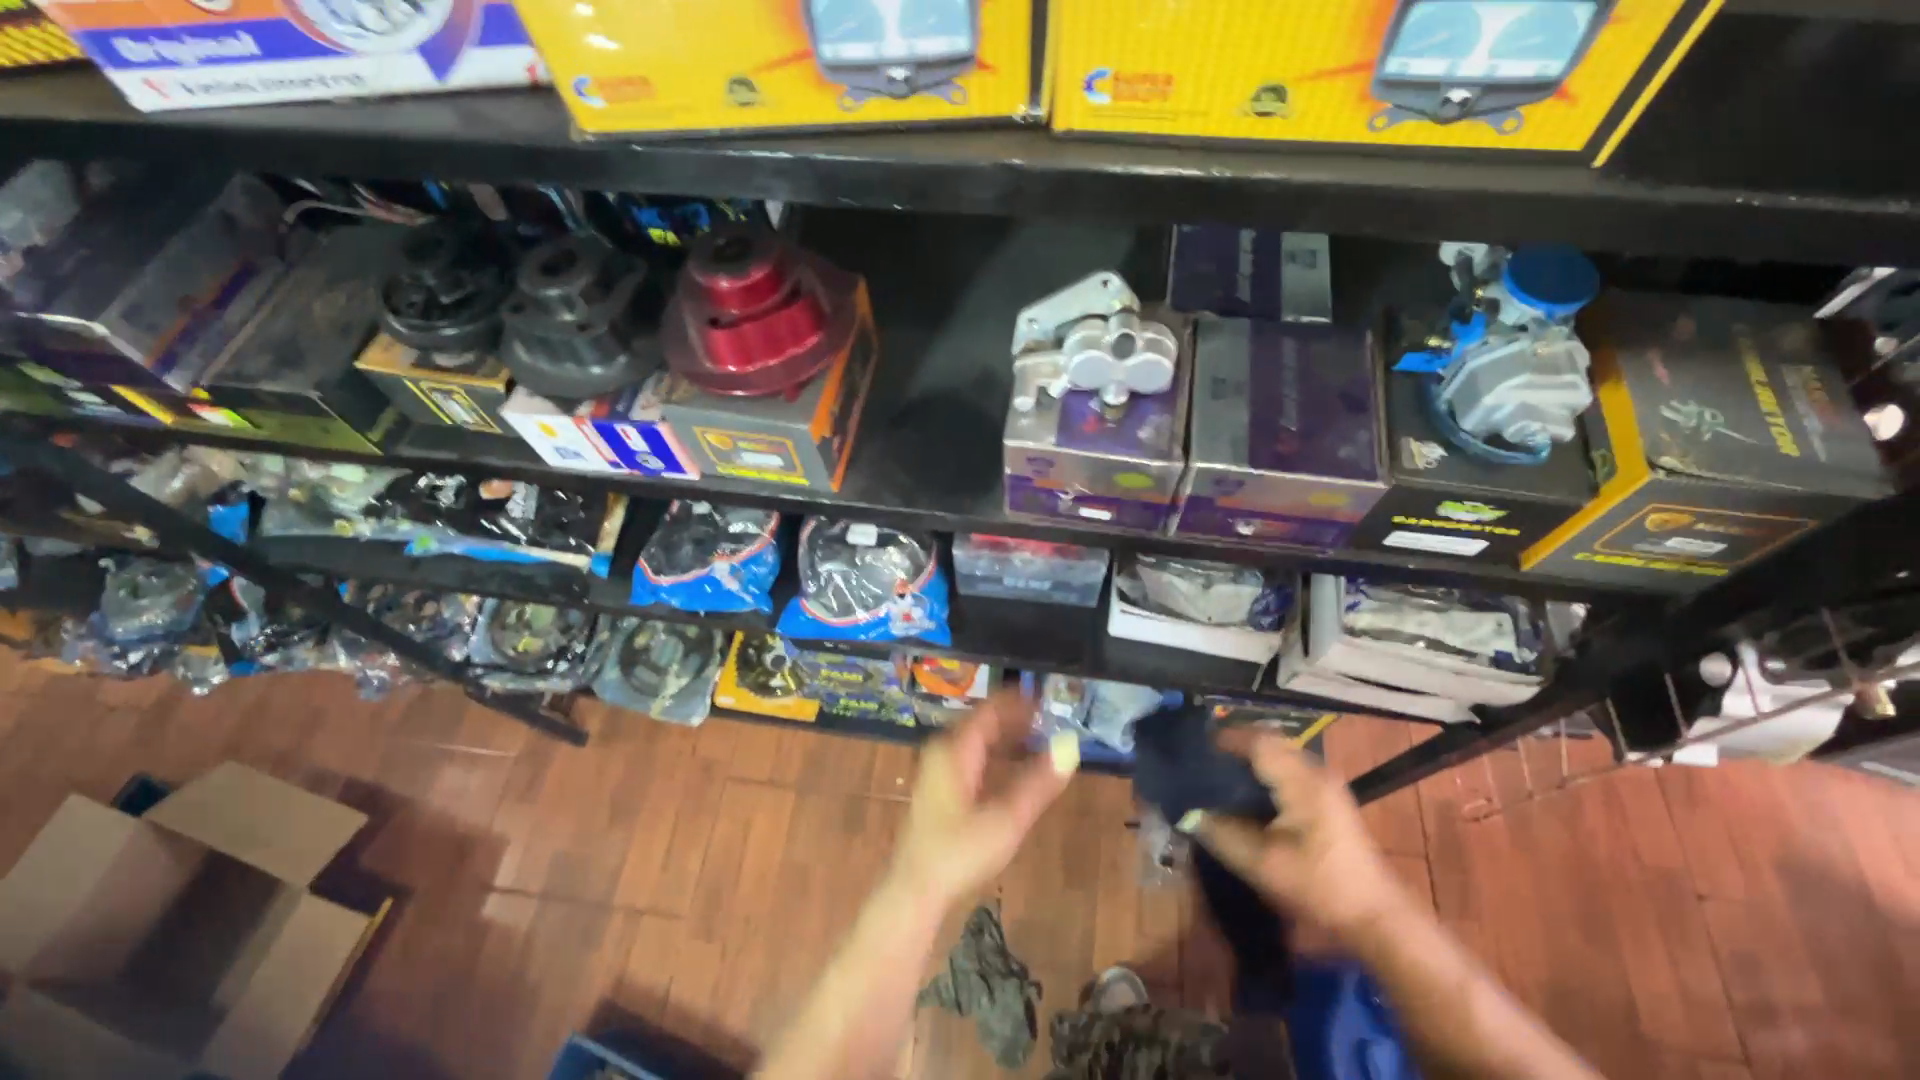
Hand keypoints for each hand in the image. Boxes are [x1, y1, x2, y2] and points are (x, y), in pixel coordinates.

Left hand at [888, 691, 1076, 907]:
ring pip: (977, 744)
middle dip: (1015, 721)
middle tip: (1050, 721)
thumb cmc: (960, 853)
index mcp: (954, 751)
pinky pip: (972, 761)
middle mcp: (942, 754)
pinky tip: (1016, 773)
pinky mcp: (940, 793)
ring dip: (1007, 741)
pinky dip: (996, 759)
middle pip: (982, 725)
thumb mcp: (1006, 819)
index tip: (1047, 699)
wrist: (916, 890)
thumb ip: (1039, 783)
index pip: (989, 711)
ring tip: (1040, 743)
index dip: (1018, 703)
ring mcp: (938, 773)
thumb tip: (1071, 748)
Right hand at [1184, 728, 1406, 941]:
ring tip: (1214, 778)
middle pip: (1268, 744)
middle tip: (1199, 764)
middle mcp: (1315, 772)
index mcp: (1302, 781)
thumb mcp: (1263, 863)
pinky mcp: (1326, 800)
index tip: (1194, 749)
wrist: (1374, 915)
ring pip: (1277, 757)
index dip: (1225, 739)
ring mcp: (1324, 785)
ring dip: (1247, 763)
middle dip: (1233, 749)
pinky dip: (1261, 776)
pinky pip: (1286, 772)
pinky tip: (1243, 797)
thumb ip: (1222, 834)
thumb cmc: (1320, 887)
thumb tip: (1190, 814)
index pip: (1258, 741)